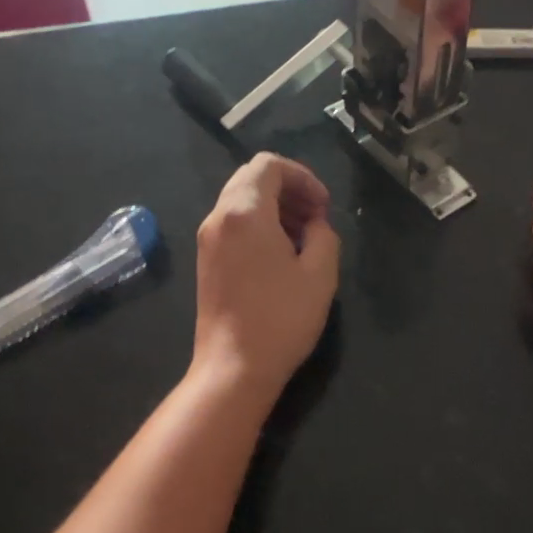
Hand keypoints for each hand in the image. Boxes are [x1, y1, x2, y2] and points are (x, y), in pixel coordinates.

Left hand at [191, 154, 340, 392]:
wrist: (234, 366)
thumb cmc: (282, 319)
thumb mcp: (321, 275)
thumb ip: (324, 236)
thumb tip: (315, 226)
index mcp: (245, 213)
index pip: (269, 165)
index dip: (303, 177)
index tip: (325, 207)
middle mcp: (219, 218)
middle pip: (252, 179)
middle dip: (290, 191)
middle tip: (318, 220)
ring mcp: (208, 241)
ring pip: (241, 202)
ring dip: (276, 210)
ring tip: (305, 240)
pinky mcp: (207, 262)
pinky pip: (234, 226)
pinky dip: (260, 227)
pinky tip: (282, 257)